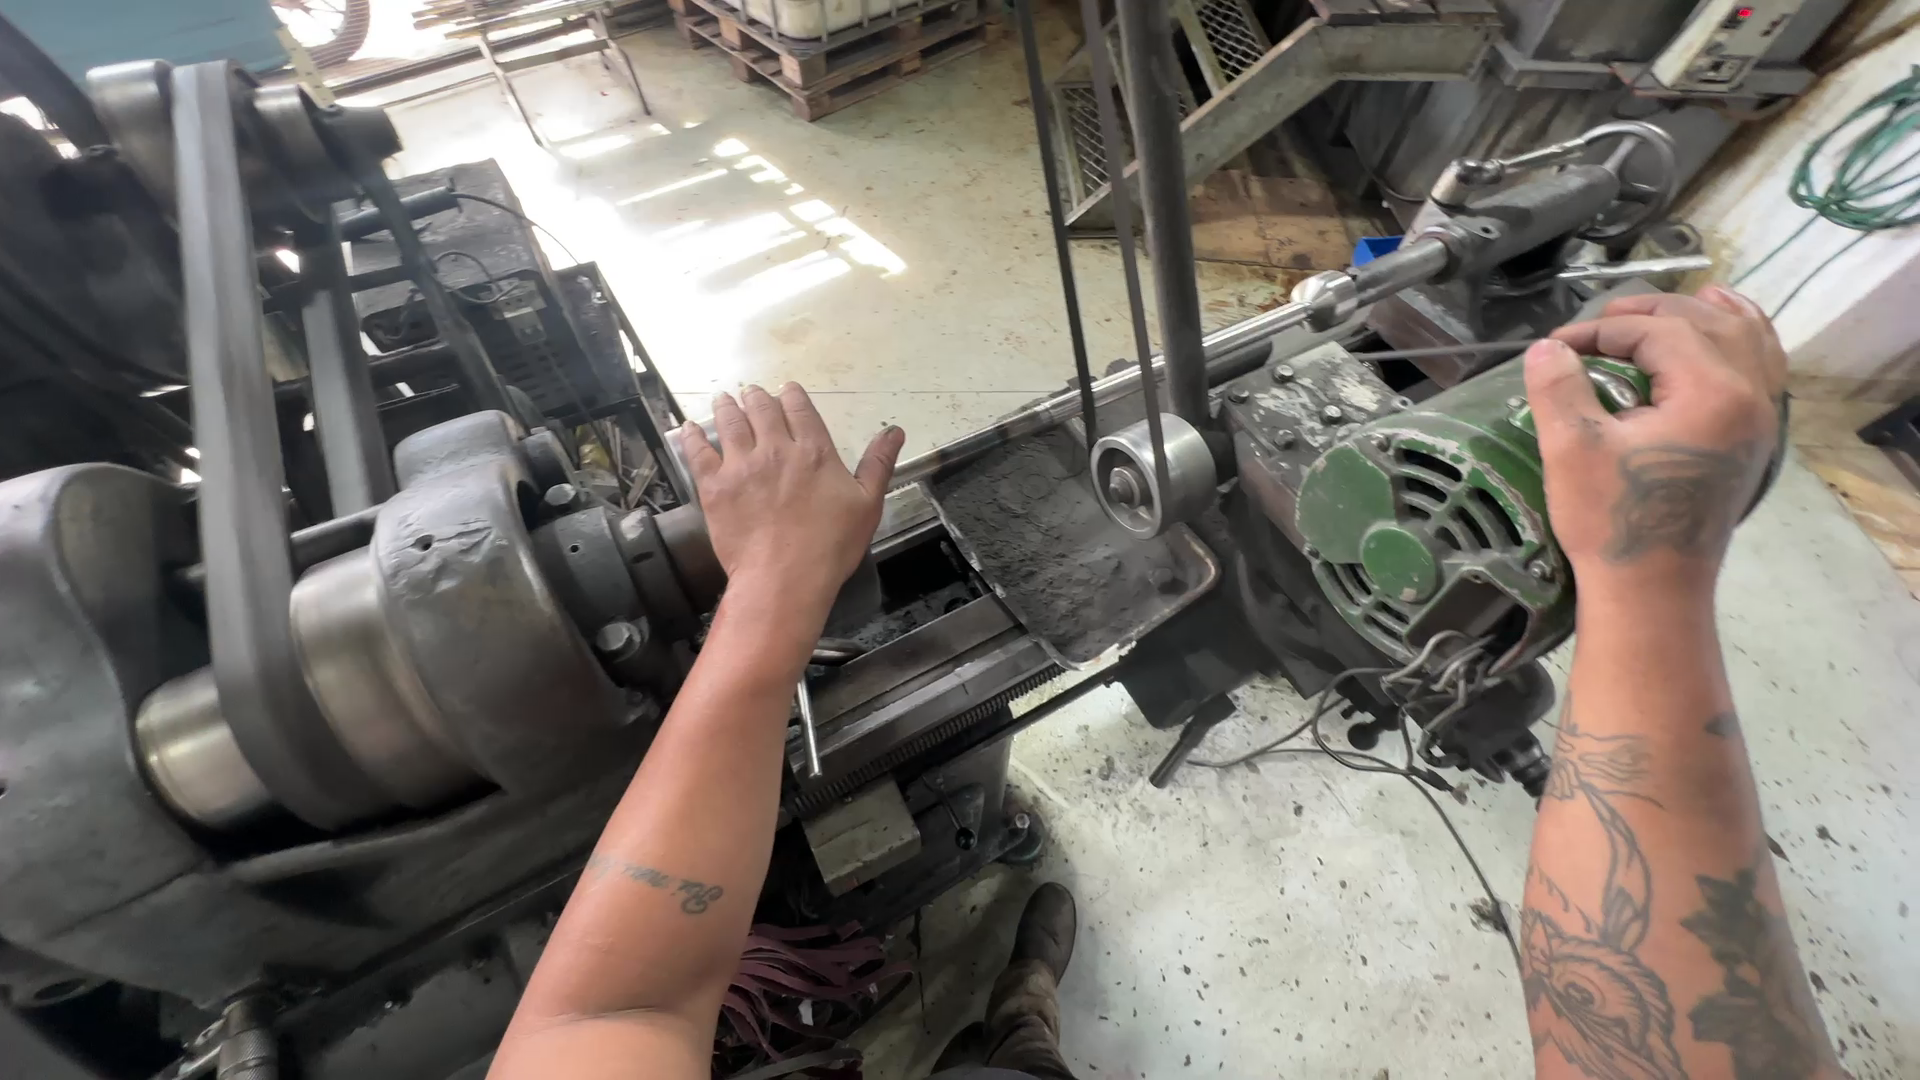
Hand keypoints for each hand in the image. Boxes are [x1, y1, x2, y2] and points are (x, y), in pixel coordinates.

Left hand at [678, 384, 904, 615]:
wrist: (785, 577)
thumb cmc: (831, 545)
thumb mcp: (867, 504)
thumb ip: (878, 464)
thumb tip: (895, 432)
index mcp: (814, 451)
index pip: (799, 408)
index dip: (791, 395)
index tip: (786, 390)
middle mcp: (775, 449)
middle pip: (761, 409)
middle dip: (757, 397)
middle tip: (751, 393)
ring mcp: (741, 465)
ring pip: (729, 422)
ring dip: (727, 406)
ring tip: (724, 399)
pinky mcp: (714, 486)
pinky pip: (698, 451)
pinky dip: (693, 435)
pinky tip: (690, 427)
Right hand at [1527, 285, 1784, 603]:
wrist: (1650, 580)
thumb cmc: (1609, 514)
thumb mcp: (1570, 448)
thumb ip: (1559, 389)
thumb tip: (1545, 348)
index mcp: (1710, 391)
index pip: (1656, 334)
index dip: (1599, 331)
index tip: (1553, 347)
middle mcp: (1749, 394)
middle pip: (1706, 325)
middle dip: (1646, 315)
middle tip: (1593, 323)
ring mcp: (1758, 417)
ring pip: (1746, 339)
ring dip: (1700, 317)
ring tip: (1664, 307)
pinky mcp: (1750, 437)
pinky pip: (1759, 367)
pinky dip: (1737, 340)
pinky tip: (1720, 335)